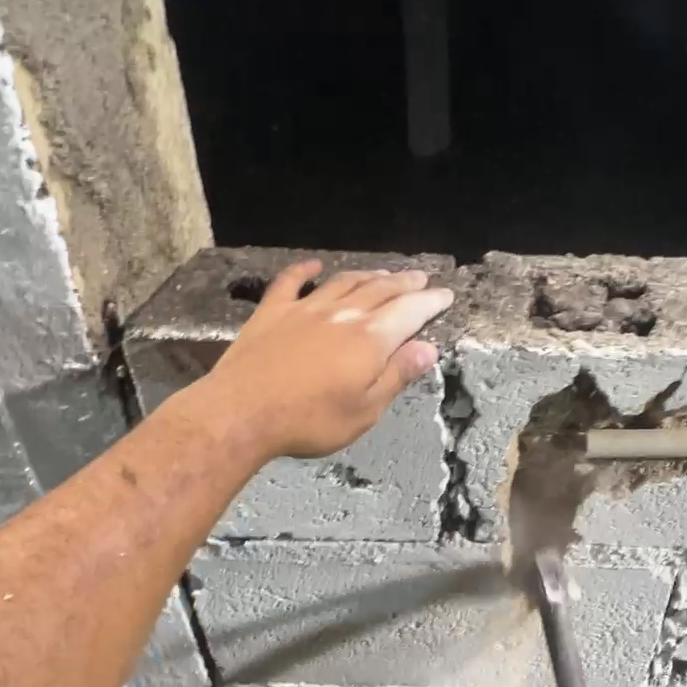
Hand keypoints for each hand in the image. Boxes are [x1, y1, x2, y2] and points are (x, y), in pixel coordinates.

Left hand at [193, 261, 453, 460]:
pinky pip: (292, 282)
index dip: (430, 302)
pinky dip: (305, 271)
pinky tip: (314, 265)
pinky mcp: (272, 313)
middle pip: (380, 289)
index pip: (410, 312)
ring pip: (344, 282)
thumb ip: (397, 376)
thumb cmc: (310, 421)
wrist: (241, 413)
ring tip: (384, 272)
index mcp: (370, 340)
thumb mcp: (365, 410)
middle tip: (421, 277)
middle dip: (405, 282)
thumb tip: (428, 349)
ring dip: (368, 275)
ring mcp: (305, 309)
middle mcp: (342, 314)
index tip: (445, 294)